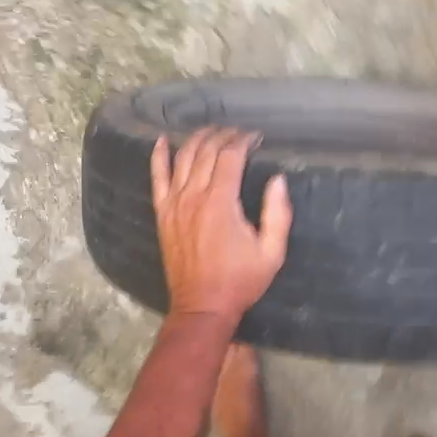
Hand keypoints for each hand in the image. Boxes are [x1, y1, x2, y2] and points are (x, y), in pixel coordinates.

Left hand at [150, 128, 293, 324]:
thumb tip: (278, 180)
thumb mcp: (272, 252)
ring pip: (183, 158)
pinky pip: (157, 178)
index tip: (255, 137)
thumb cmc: (240, 281)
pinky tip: (162, 140)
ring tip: (212, 130)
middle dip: (223, 136)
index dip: (243, 141)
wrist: (202, 306)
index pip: (230, 157)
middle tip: (238, 132)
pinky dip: (158, 156)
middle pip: (206, 152)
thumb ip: (277, 213)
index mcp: (221, 203)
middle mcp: (194, 196)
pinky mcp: (163, 213)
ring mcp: (174, 203)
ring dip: (197, 139)